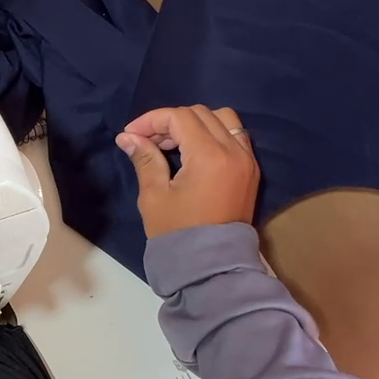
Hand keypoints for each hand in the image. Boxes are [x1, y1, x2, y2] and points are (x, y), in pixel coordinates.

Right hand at [115, 105, 259, 237]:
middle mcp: (233, 150)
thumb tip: (127, 137)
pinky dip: (213, 134)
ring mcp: (247, 159)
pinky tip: (194, 153)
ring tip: (172, 145)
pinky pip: (235, 136)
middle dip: (170, 122)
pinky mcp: (251, 170)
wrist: (211, 265)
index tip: (130, 134)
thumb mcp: (154, 196)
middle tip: (148, 142)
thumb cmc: (177, 233)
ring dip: (194, 124)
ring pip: (222, 119)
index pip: (179, 117)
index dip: (151, 120)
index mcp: (209, 155)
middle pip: (200, 114)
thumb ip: (144, 159)